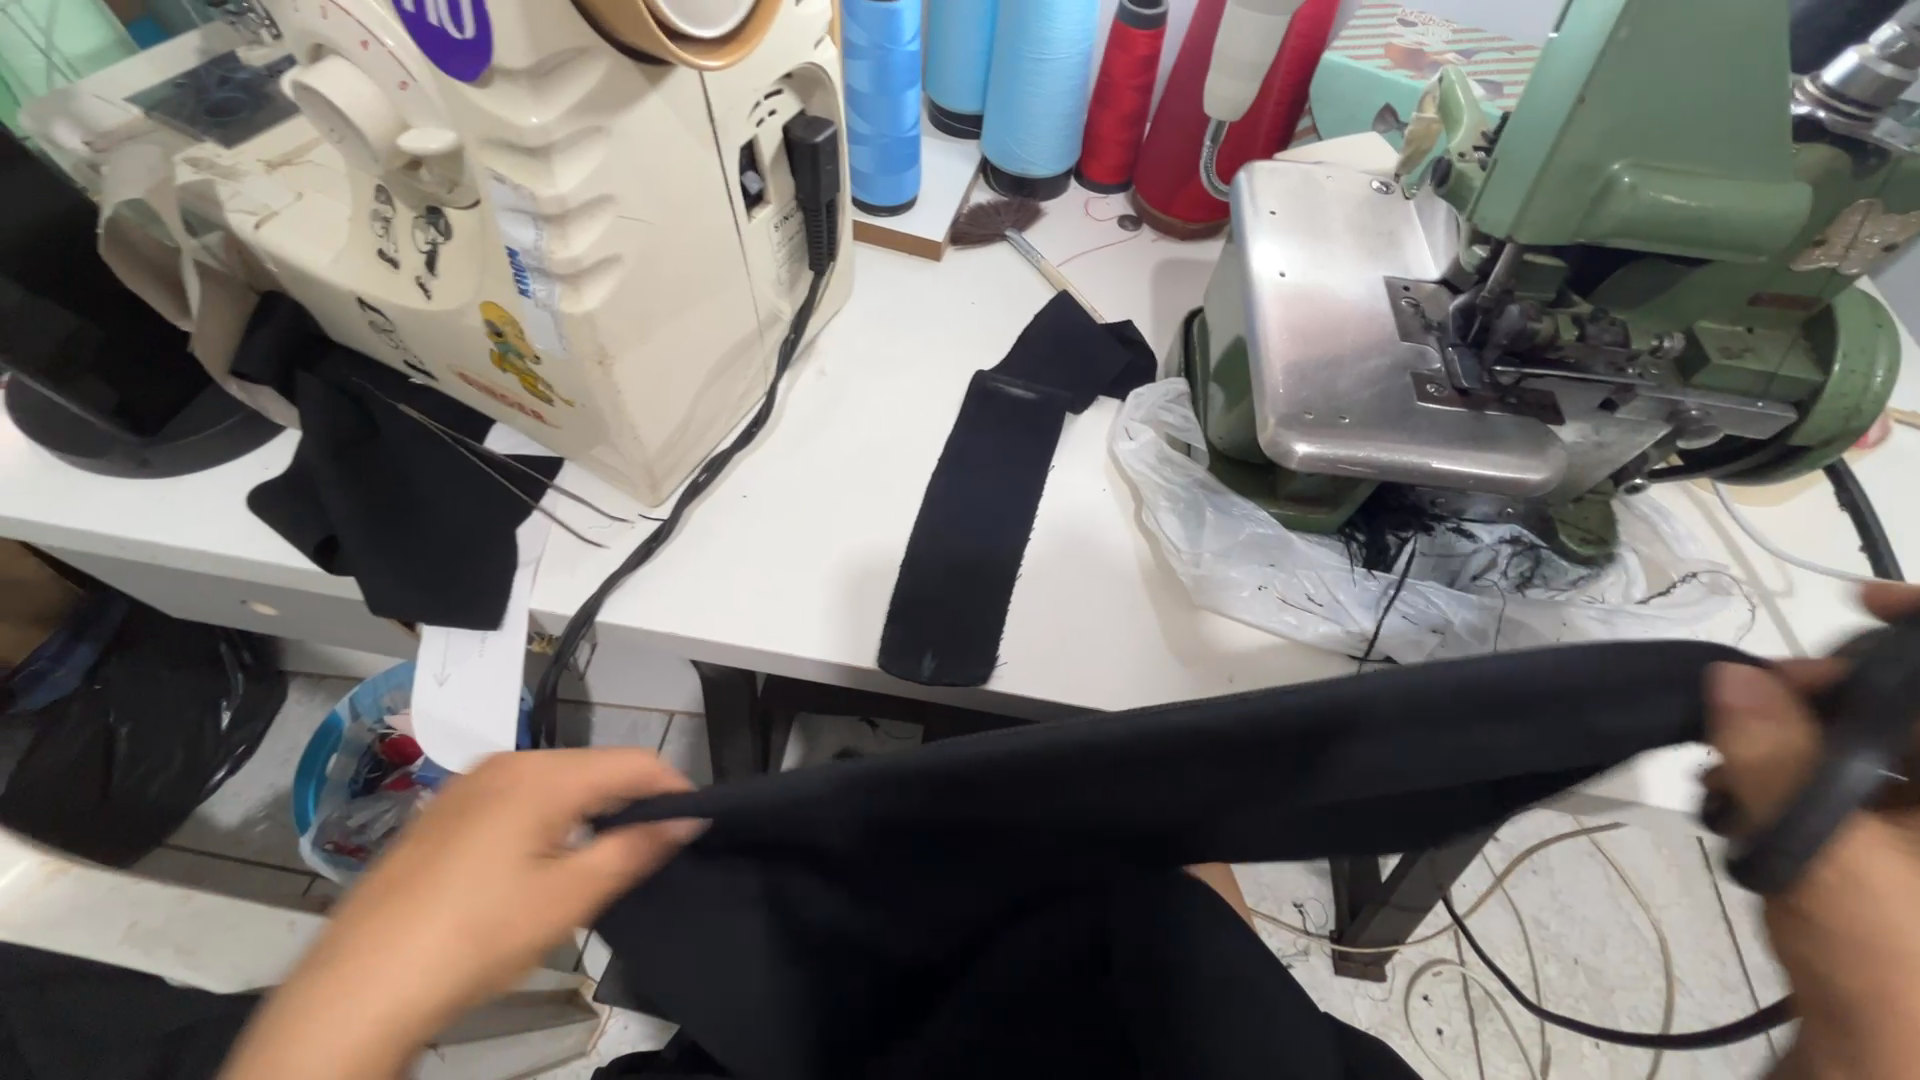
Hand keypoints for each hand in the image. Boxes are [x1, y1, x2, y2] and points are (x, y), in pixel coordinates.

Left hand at [221, 748, 701, 1079]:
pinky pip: (519, 798)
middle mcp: (504, 765)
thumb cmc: (475, 939)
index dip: (673, 787)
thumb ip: (637, 848)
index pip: (632, 762)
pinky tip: (544, 861)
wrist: (355, 992)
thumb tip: (689, 819)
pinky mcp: (443, 813)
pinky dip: (550, 817)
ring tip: (606, 856)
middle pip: (593, 767)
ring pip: (557, 782)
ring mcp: (467, 786)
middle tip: (655, 845)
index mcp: (540, 775)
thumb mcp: (570, 897)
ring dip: (592, 809)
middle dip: (631, 799)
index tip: (697, 822)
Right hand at [1704, 584, 1919, 1079]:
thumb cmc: (1890, 965)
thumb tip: (1733, 677)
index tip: (1856, 601)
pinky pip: (1860, 772)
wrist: (1893, 1058)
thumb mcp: (1826, 857)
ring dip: (1795, 730)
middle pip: (1913, 703)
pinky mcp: (1905, 838)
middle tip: (1746, 697)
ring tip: (1727, 759)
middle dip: (1829, 686)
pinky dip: (1797, 765)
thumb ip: (1774, 759)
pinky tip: (1741, 787)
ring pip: (1879, 735)